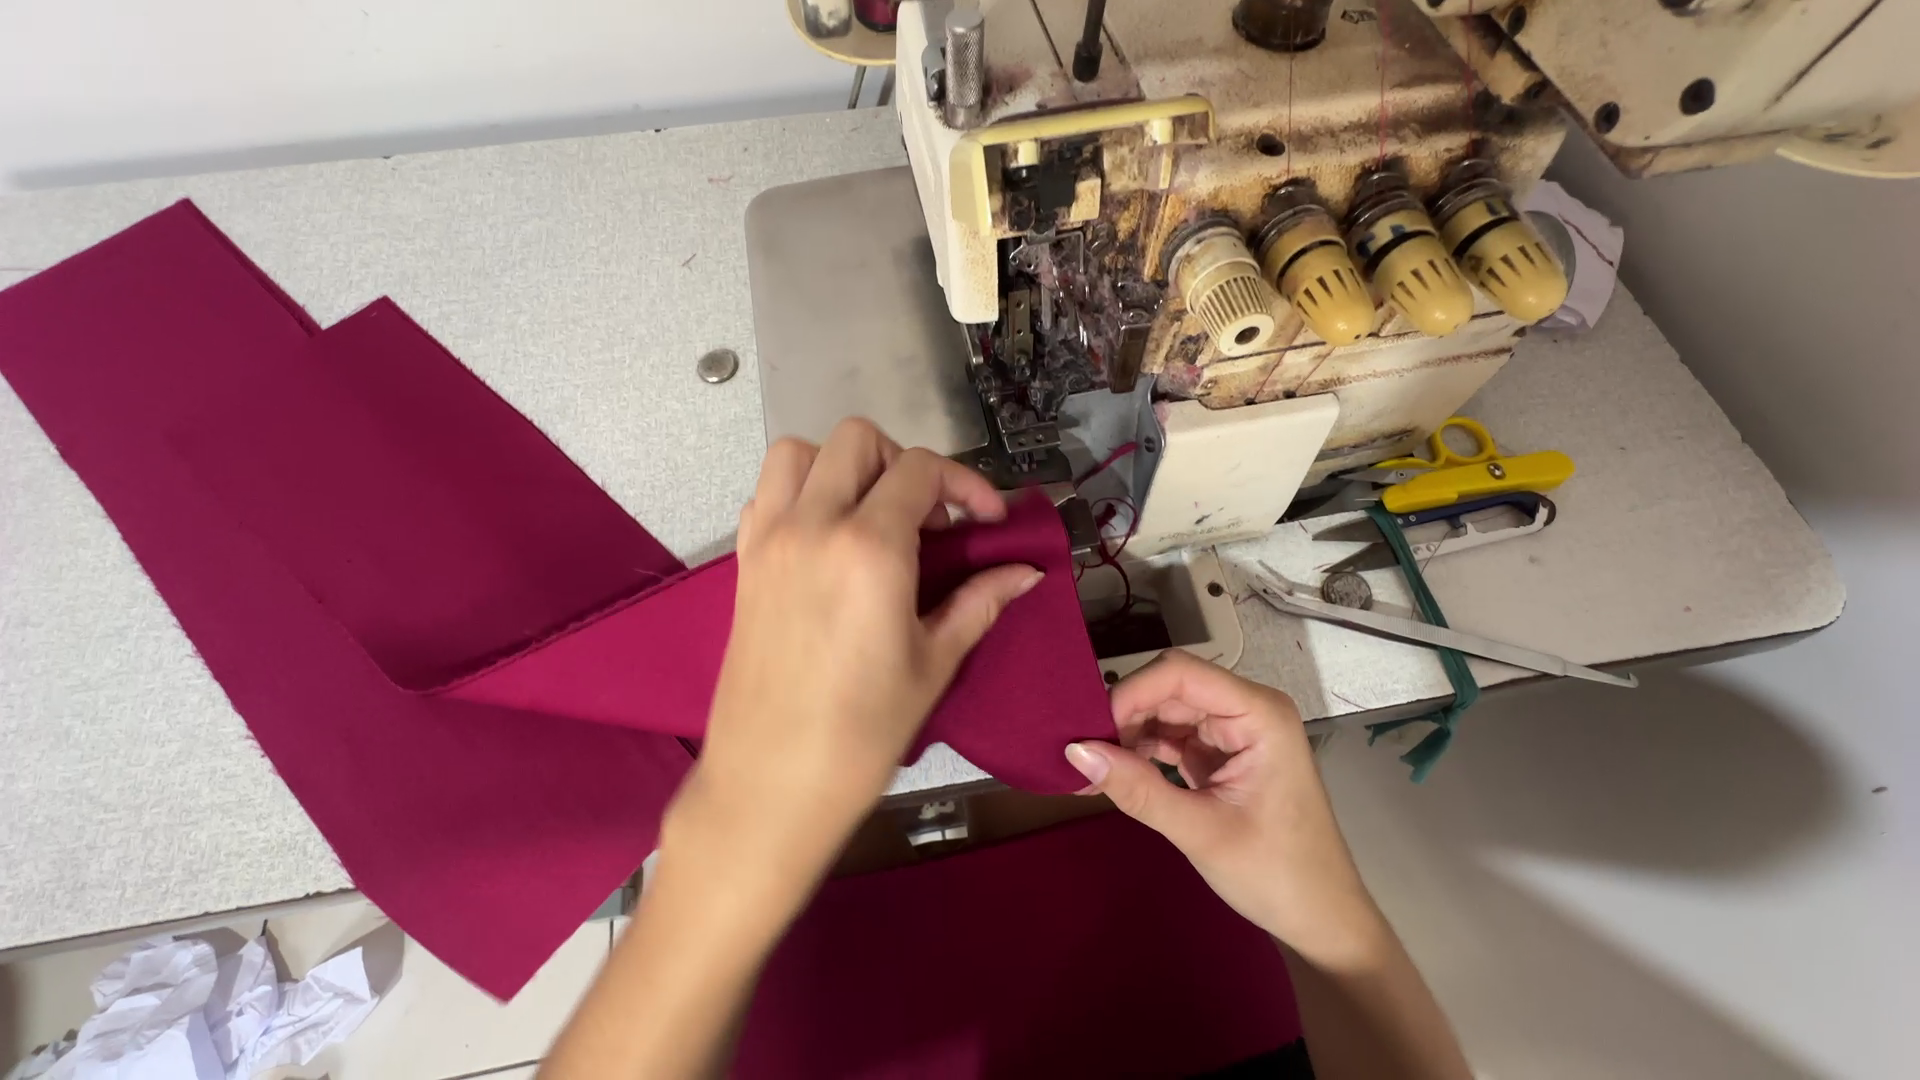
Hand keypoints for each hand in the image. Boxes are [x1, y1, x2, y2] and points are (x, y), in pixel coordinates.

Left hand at [667, 419, 1043, 896]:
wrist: (770, 783)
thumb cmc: (862, 732)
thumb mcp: (934, 663)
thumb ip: (979, 602)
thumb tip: (1025, 572)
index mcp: (869, 547)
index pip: (921, 469)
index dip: (965, 483)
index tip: (987, 519)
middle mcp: (813, 525)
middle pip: (858, 440)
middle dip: (904, 463)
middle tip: (928, 520)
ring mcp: (769, 539)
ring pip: (800, 453)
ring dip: (844, 466)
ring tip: (874, 516)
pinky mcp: (743, 563)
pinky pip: (767, 494)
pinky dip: (801, 493)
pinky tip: (829, 540)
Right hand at [1064, 650, 1387, 968]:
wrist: (1322, 922)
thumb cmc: (1276, 876)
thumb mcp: (1201, 832)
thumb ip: (1138, 789)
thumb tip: (1075, 752)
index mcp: (1258, 714)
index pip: (1180, 673)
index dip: (1131, 693)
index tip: (1091, 731)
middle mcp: (1246, 709)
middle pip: (1169, 688)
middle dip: (1123, 715)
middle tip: (1080, 751)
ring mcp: (1233, 731)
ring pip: (1164, 711)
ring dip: (1127, 734)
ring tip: (1088, 764)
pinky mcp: (1219, 753)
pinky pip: (1170, 736)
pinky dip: (1140, 752)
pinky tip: (1111, 771)